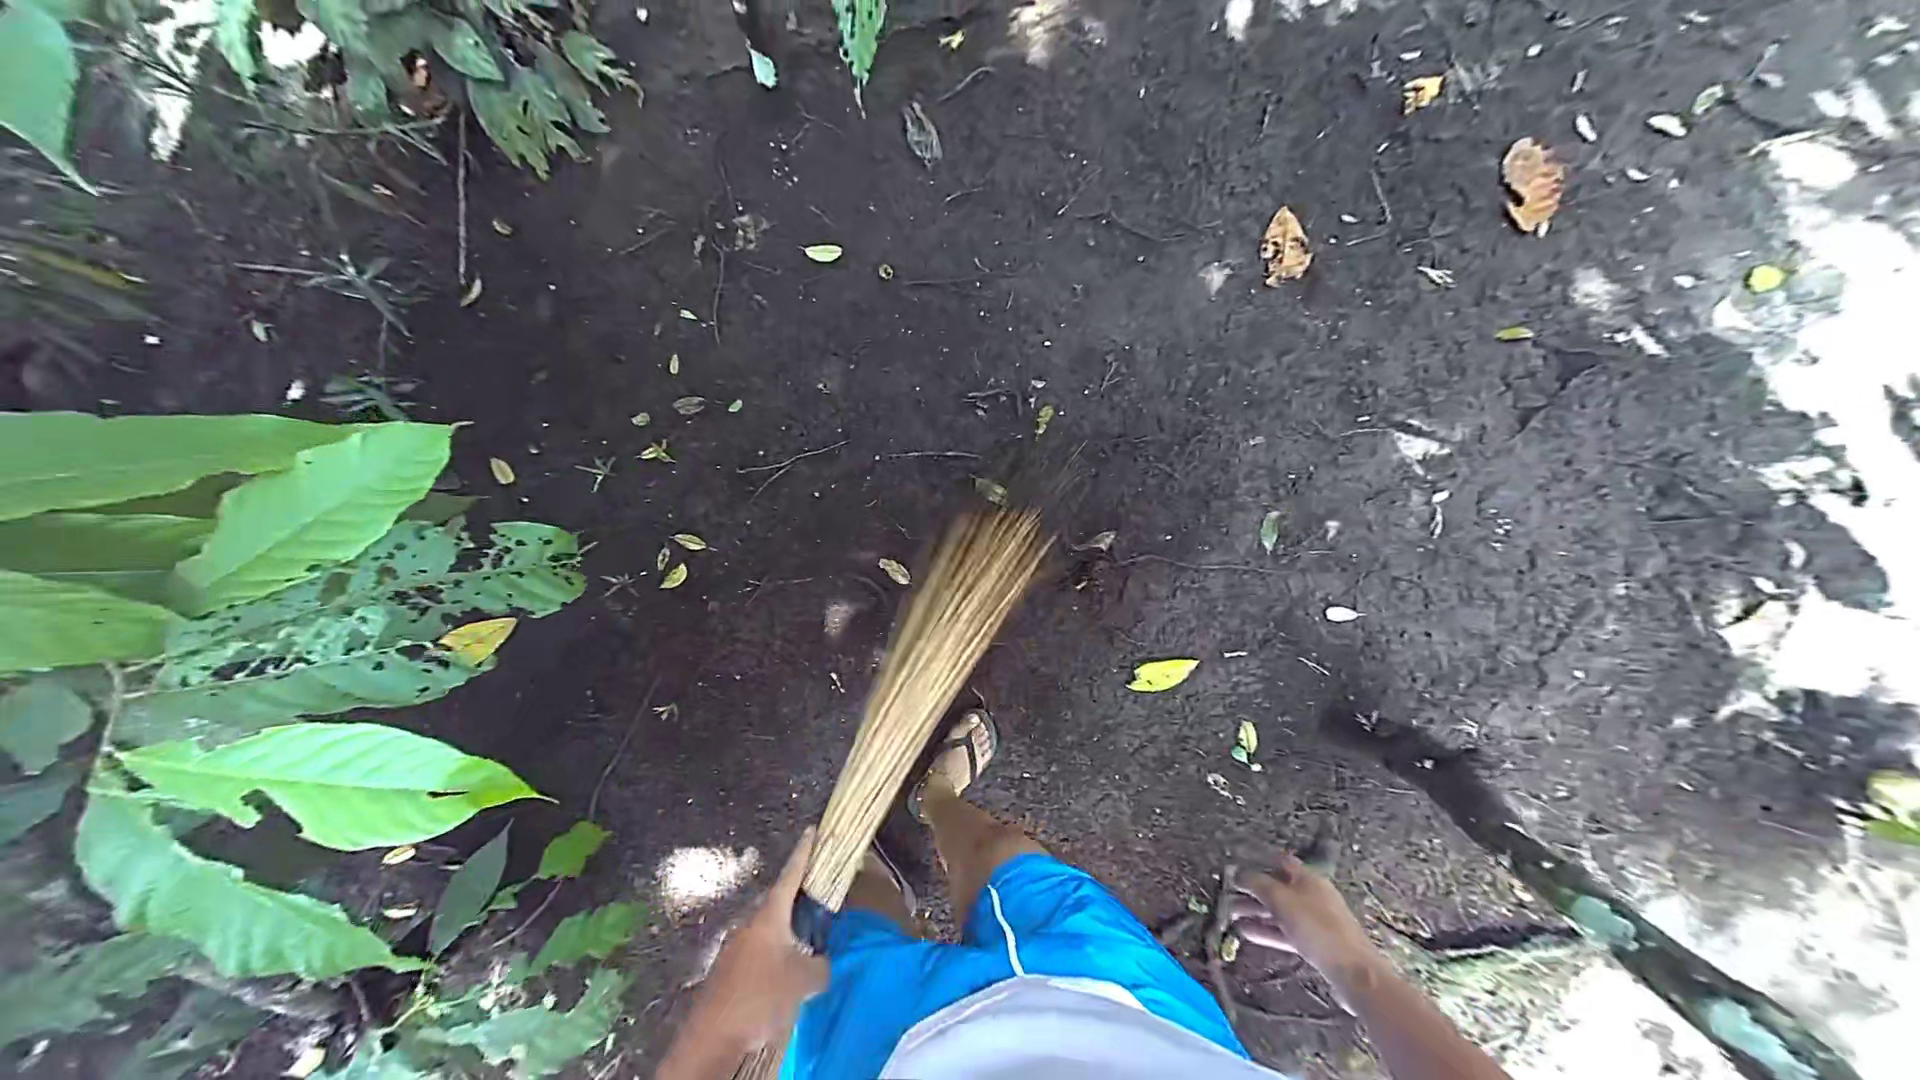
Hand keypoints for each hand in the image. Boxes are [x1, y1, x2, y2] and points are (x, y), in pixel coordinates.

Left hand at [659, 830, 827, 1076]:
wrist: (711, 1040)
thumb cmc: (761, 997)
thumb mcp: (805, 981)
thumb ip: (821, 965)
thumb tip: (822, 961)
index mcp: (770, 915)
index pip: (791, 875)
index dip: (804, 852)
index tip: (811, 830)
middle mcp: (749, 923)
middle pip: (778, 904)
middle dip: (797, 904)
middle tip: (817, 906)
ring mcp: (732, 947)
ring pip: (766, 933)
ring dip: (784, 939)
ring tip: (802, 954)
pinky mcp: (724, 972)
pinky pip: (754, 956)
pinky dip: (770, 961)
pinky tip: (778, 983)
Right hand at [1225, 851, 1374, 976]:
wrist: (1353, 971)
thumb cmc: (1316, 926)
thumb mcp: (1281, 899)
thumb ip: (1257, 884)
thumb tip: (1238, 873)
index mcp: (1308, 878)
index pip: (1279, 861)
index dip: (1257, 861)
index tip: (1236, 867)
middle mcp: (1311, 895)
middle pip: (1276, 887)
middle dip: (1251, 891)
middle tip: (1227, 895)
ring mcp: (1314, 920)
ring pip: (1279, 911)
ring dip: (1255, 912)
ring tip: (1230, 916)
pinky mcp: (1314, 942)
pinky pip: (1285, 930)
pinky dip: (1266, 930)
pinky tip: (1246, 933)